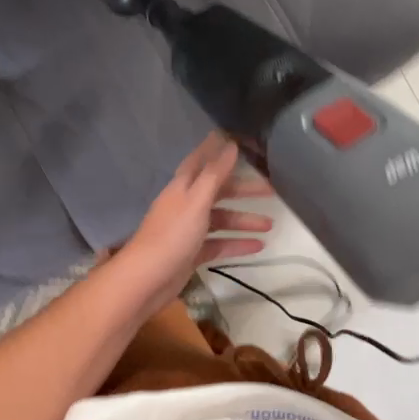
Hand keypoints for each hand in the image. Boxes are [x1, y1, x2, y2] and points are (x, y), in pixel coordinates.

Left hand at [110, 134, 272, 306]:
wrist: (146, 280)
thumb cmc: (172, 234)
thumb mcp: (196, 200)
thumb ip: (214, 174)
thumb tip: (230, 144)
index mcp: (182, 188)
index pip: (200, 162)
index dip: (215, 150)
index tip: (234, 139)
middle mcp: (185, 205)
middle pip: (217, 192)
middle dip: (243, 191)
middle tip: (272, 191)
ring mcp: (189, 231)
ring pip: (221, 220)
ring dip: (244, 221)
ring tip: (270, 225)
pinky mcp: (192, 254)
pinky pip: (219, 244)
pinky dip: (237, 243)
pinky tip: (259, 246)